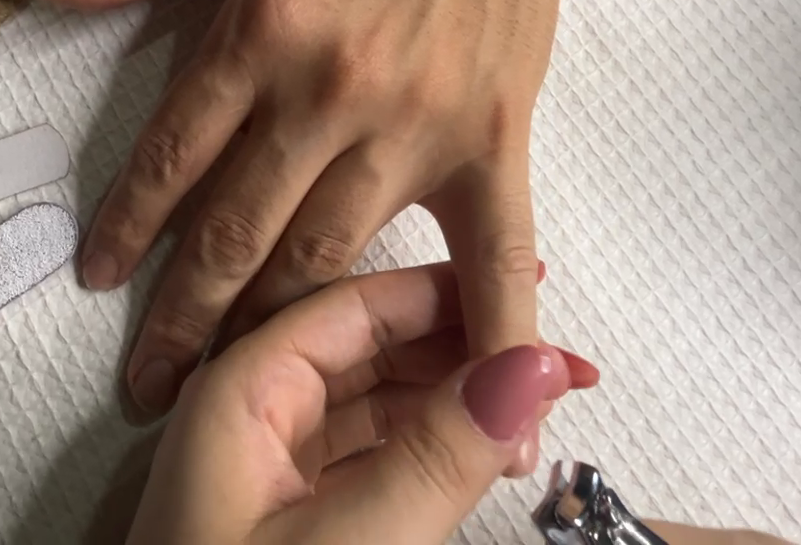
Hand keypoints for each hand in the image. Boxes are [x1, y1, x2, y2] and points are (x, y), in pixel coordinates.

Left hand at [31, 0, 572, 414]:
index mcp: (259, 31)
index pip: (171, 154)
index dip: (125, 225)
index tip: (98, 277)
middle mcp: (327, 91)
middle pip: (235, 230)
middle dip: (183, 315)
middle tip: (148, 382)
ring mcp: (410, 128)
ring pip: (324, 257)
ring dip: (271, 330)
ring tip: (230, 382)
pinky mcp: (489, 147)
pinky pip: (488, 257)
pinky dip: (484, 334)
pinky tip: (473, 407)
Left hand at [130, 263, 596, 544]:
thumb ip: (436, 456)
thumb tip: (529, 364)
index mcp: (244, 386)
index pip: (353, 306)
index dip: (442, 293)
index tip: (528, 290)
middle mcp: (256, 407)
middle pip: (369, 347)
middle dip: (460, 347)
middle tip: (557, 362)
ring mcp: (275, 461)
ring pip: (377, 401)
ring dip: (453, 400)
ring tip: (537, 406)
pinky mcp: (296, 510)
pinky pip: (372, 453)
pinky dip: (429, 448)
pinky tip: (482, 452)